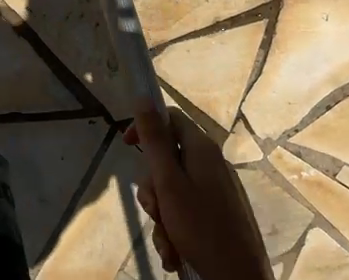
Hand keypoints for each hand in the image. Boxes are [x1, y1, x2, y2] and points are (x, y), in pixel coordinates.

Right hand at [124, 104, 271, 278]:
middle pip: (167, 159)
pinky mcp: (220, 216)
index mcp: (202, 149)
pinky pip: (187, 212)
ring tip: (168, 243)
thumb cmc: (201, 229)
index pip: (169, 118)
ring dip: (162, 216)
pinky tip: (176, 253)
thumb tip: (144, 96)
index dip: (145, 127)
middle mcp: (212, 165)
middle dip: (153, 188)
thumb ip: (155, 140)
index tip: (128, 147)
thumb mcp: (169, 182)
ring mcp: (218, 192)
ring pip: (174, 190)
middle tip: (153, 210)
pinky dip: (176, 230)